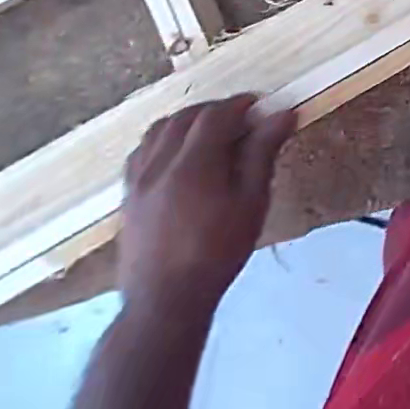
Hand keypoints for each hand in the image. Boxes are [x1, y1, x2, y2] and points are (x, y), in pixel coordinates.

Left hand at [118, 95, 295, 317]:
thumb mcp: (252, 202)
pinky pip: (141, 151)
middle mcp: (159, 164)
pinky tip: (177, 154)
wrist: (165, 304)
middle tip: (241, 119)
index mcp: (192, 164)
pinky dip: (162, 139)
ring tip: (209, 132)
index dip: (239, 104)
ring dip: (186, 121)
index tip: (260, 106)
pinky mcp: (127, 196)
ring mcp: (138, 180)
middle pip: (185, 117)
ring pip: (159, 130)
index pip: (215, 115)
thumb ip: (262, 153)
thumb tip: (282, 114)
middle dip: (215, 110)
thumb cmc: (218, 252)